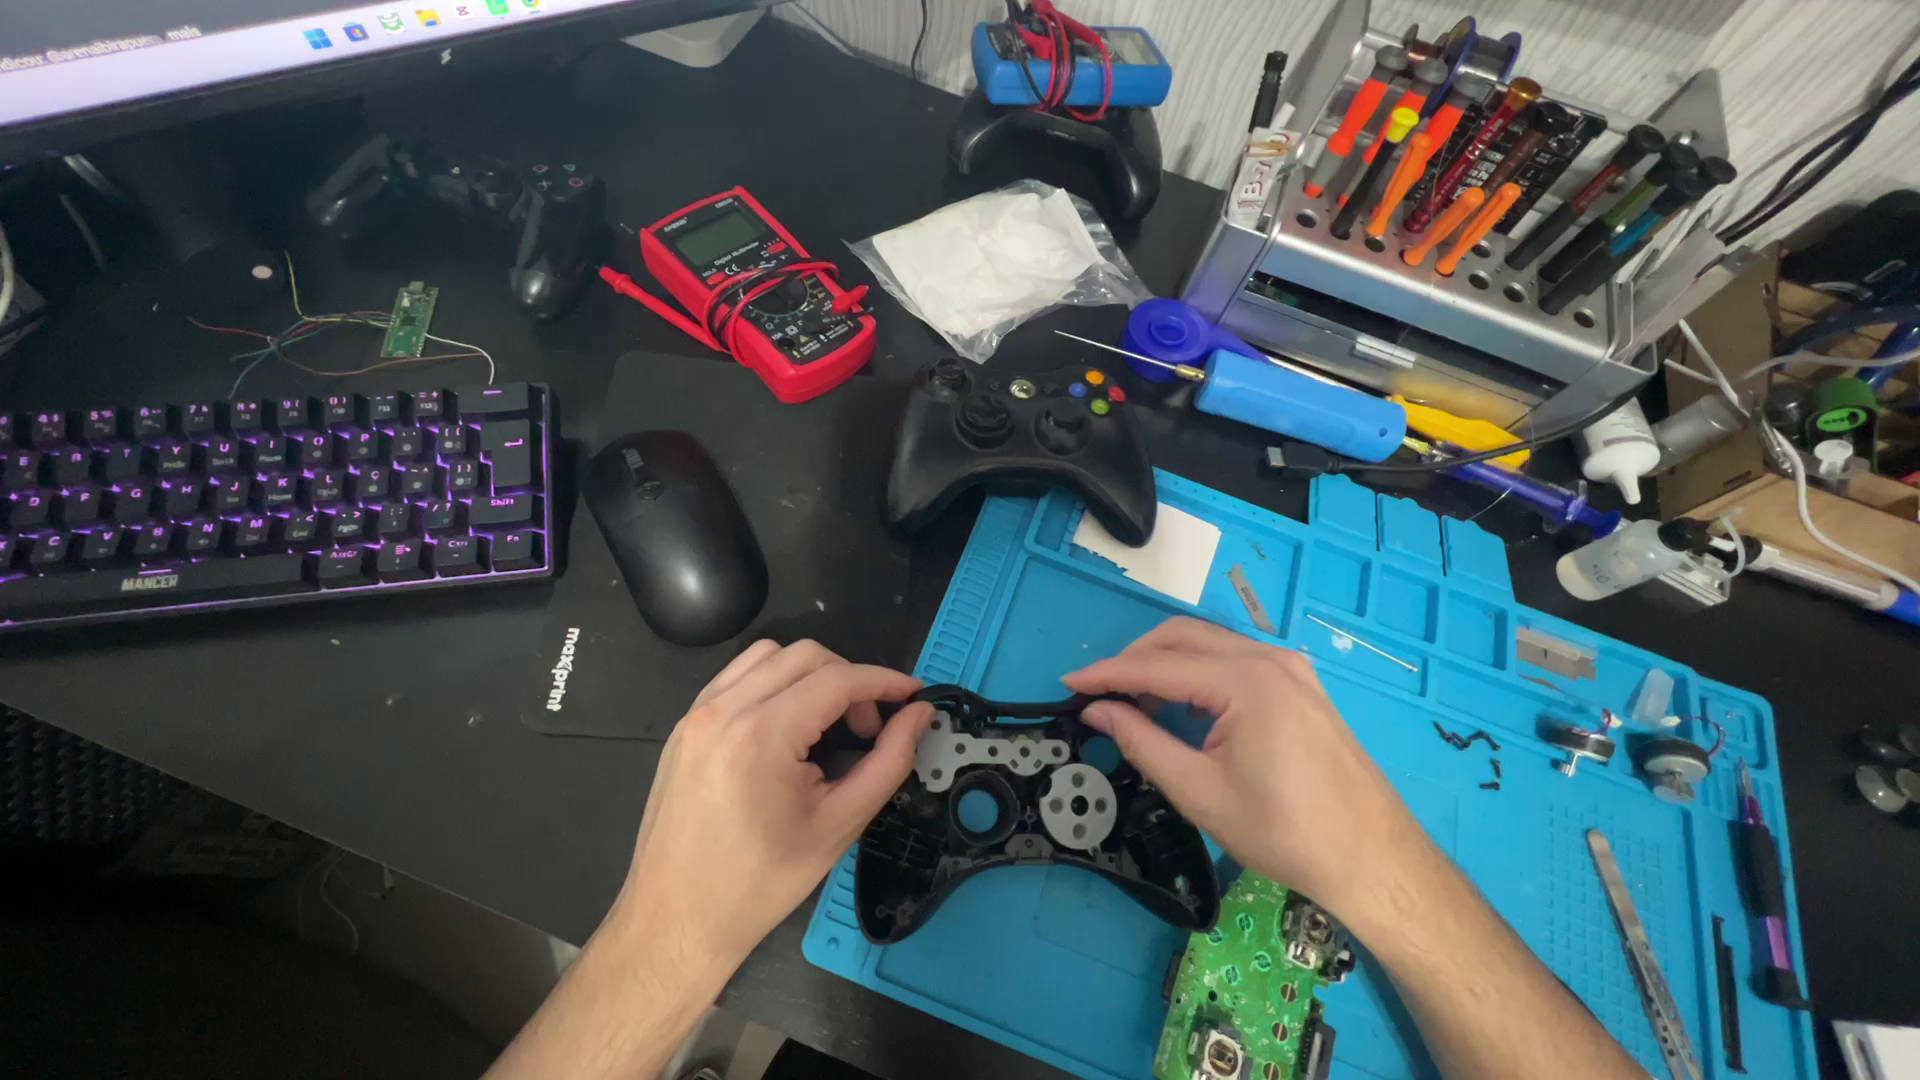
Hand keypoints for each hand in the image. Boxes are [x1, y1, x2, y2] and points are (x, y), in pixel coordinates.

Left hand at [610, 640, 933, 972]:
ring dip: (811, 673)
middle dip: (850, 679)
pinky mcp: (685, 725)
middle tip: (869, 727)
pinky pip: (737, 675)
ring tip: (828, 722)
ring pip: (768, 654)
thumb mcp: (840, 823)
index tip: (913, 695)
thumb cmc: (760, 882)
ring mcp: (697, 714)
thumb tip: (919, 715)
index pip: (837, 679)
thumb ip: (889, 761)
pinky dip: (774, 681)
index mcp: (761, 735)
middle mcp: (724, 710)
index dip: (884, 681)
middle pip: (805, 655)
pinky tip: (789, 723)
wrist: (676, 920)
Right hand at [1062, 617, 1433, 929]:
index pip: (1158, 665)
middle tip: (1099, 692)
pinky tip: (1181, 703)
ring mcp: (1290, 667)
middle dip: (1133, 659)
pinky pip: (1233, 659)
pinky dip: (1196, 671)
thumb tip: (1099, 710)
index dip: (1107, 674)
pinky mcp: (1299, 684)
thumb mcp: (1199, 791)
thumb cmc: (1284, 831)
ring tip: (1132, 699)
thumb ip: (1141, 741)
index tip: (1069, 683)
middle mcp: (1269, 658)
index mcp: (1246, 681)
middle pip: (1182, 637)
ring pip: (1208, 643)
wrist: (1374, 859)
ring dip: (1165, 662)